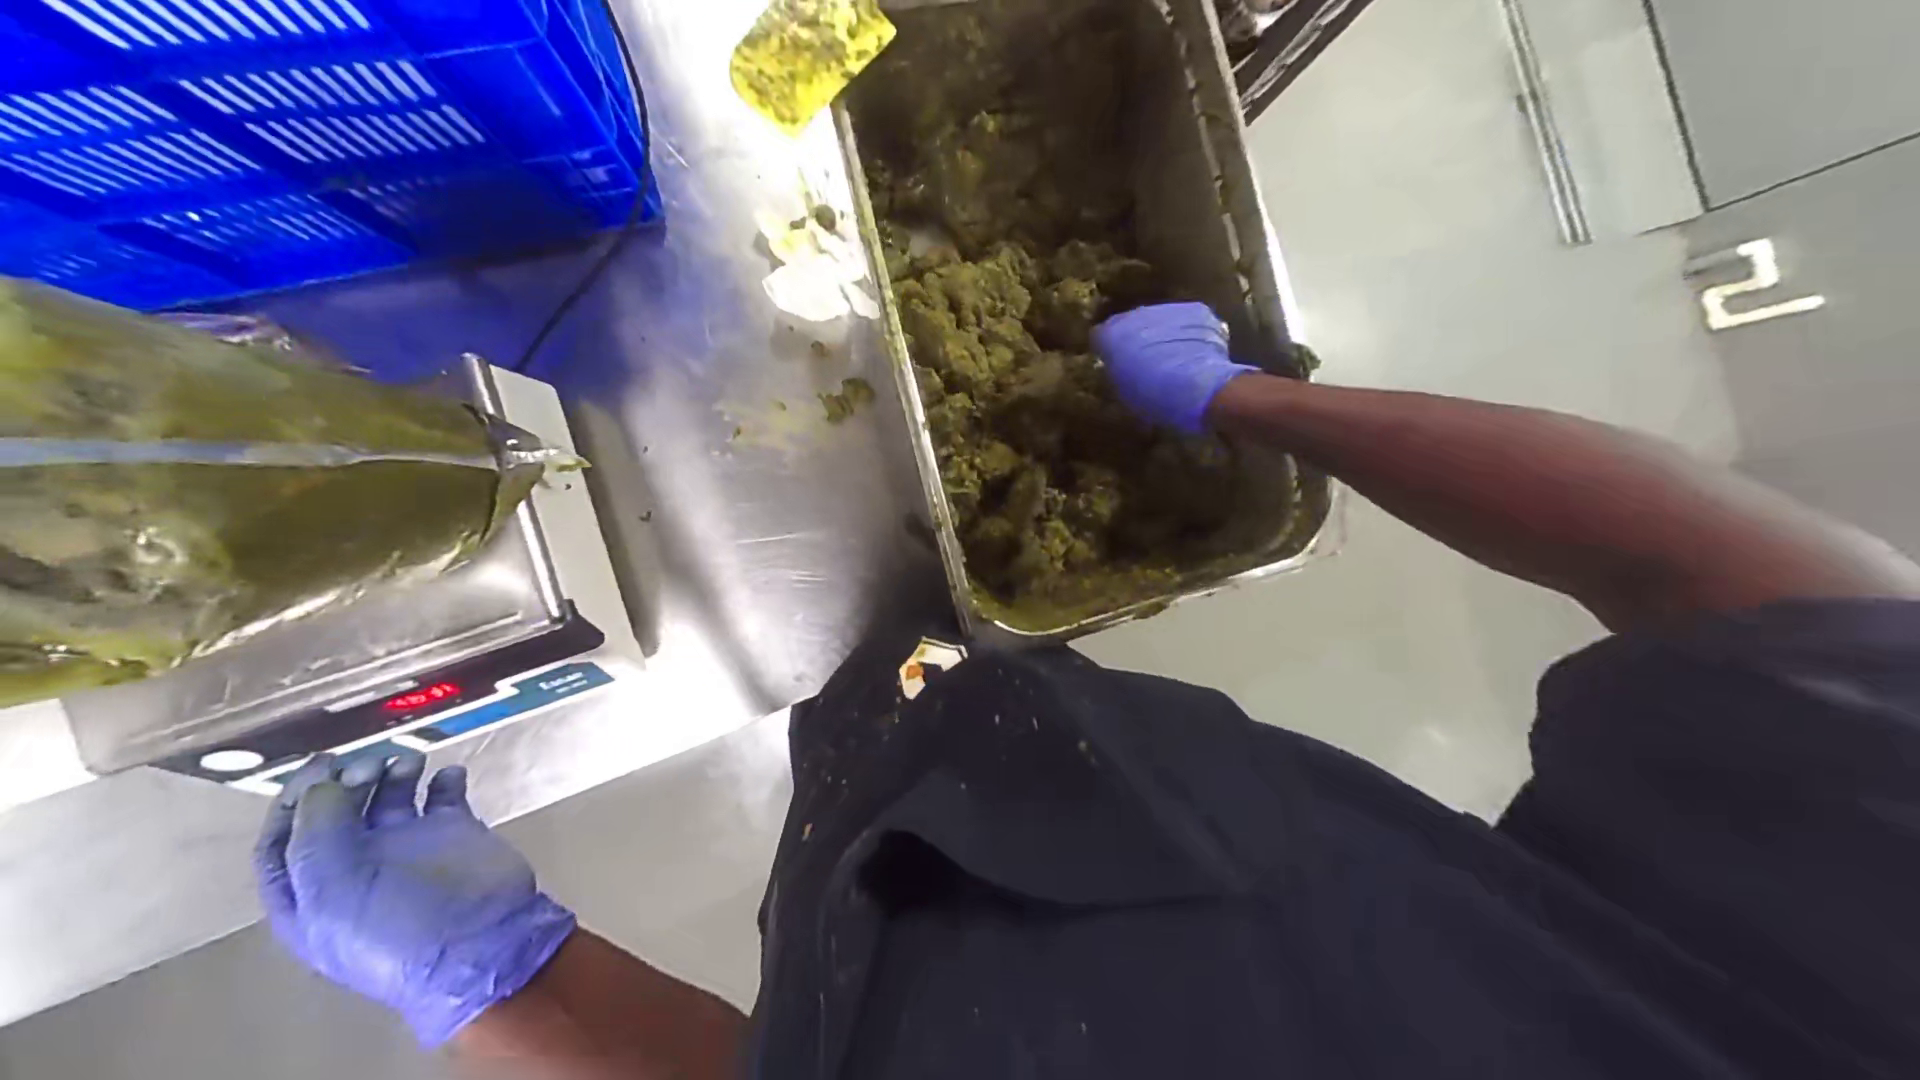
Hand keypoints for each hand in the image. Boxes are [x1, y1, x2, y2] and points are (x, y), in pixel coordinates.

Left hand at [254, 753, 576, 1046]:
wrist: (481, 938)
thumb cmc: (397, 925)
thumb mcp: (336, 892)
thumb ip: (318, 836)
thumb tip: (323, 785)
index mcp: (313, 890)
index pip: (287, 837)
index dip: (297, 800)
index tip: (322, 765)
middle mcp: (357, 864)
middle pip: (340, 811)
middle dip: (349, 781)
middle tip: (372, 763)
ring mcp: (410, 847)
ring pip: (391, 797)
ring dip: (394, 773)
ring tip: (409, 762)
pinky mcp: (455, 833)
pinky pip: (444, 796)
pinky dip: (444, 779)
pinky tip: (447, 774)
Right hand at [1092, 302, 1257, 433]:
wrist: (1196, 386)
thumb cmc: (1151, 397)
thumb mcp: (1123, 389)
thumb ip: (1116, 370)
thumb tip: (1119, 364)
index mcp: (1111, 335)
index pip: (1100, 335)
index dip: (1107, 349)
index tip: (1114, 362)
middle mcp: (1135, 314)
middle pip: (1130, 322)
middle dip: (1135, 337)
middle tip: (1144, 360)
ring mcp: (1167, 309)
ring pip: (1158, 319)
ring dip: (1161, 333)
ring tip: (1171, 356)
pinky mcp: (1196, 310)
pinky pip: (1185, 319)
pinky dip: (1186, 332)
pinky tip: (1193, 351)